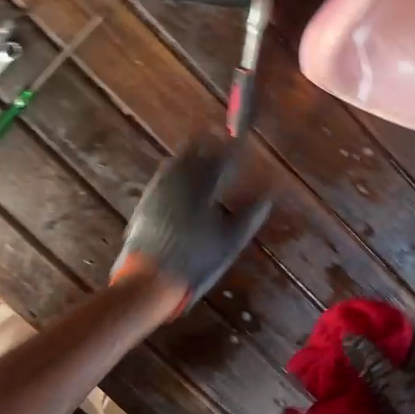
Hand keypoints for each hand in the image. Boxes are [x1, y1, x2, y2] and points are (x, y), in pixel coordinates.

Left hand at [112, 138, 272, 313]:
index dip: (231, 149)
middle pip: (193, 152)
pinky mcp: (145, 201)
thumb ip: (250, 216)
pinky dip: (174, 169)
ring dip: (188, 153)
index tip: (239, 141)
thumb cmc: (196, 260)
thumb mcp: (230, 242)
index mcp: (201, 186)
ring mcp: (158, 189)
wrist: (152, 277)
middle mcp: (177, 181)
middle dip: (207, 142)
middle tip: (217, 136)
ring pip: (175, 161)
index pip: (220, 158)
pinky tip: (177, 177)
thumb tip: (269, 198)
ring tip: (199, 151)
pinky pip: (162, 176)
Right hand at [342, 330, 414, 413]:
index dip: (390, 325)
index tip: (367, 320)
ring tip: (351, 364)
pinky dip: (377, 390)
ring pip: (396, 376)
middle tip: (353, 342)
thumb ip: (370, 359)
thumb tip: (350, 334)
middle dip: (379, 349)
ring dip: (376, 371)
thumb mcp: (389, 385)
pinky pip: (393, 395)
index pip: (411, 335)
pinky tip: (358, 389)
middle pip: (402, 356)